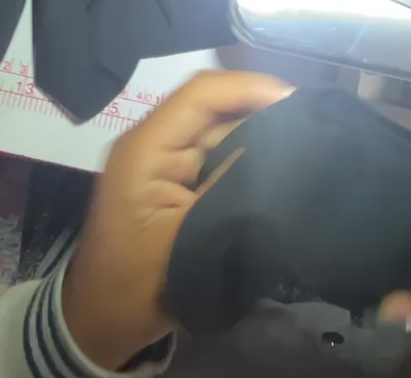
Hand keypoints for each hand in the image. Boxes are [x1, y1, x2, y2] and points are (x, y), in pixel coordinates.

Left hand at [62, 71, 292, 368]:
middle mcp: (154, 138)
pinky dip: (245, 147)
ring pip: (217, 123)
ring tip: (302, 132)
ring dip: (256, 125)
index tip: (296, 101)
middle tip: (310, 117)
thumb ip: (234, 185)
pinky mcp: (173, 173)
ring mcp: (163, 155)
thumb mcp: (192, 237)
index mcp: (147, 146)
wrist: (100, 323)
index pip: (201, 93)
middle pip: (211, 103)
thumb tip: (282, 146)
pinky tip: (277, 154)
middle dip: (259, 103)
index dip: (250, 87)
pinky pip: (214, 147)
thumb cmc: (138, 283)